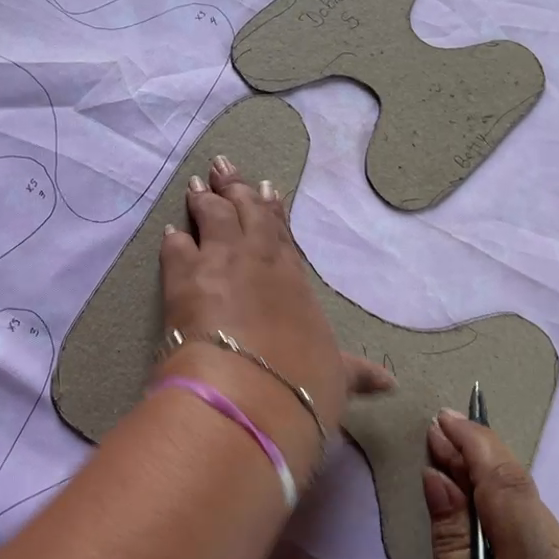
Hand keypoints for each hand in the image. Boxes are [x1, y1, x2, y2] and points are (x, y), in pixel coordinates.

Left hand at [157, 154, 393, 477]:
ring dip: (204, 200)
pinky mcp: (181, 277)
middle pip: (246, 215)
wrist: (250, 392)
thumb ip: (355, 373)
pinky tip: (170, 231)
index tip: (267, 188)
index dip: (273, 211)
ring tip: (197, 183)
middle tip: (224, 166)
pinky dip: (173, 239)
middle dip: (236, 189)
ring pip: (211, 219)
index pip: (282, 236)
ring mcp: (218, 263)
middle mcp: (257, 260)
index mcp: (293, 279)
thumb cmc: (301, 385)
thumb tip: (389, 383)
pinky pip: (175, 248)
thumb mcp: (335, 378)